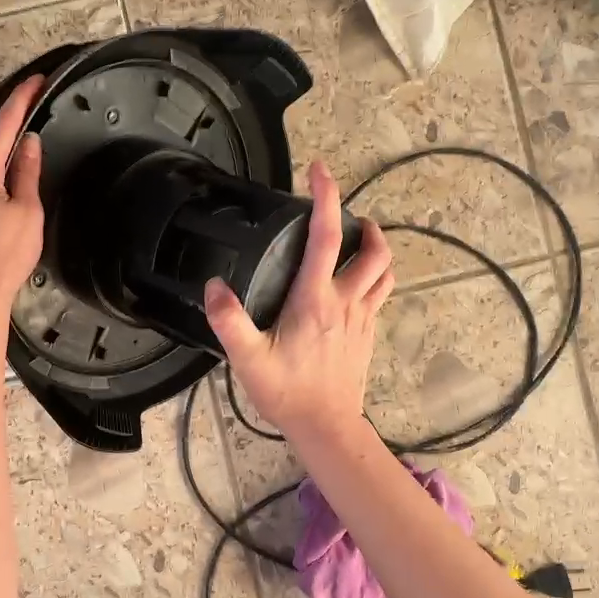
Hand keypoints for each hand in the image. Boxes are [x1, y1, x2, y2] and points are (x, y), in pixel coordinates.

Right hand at [204, 161, 393, 440]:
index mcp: (315, 300)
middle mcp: (345, 303)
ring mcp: (362, 319)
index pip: (326, 236)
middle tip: (344, 213)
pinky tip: (357, 283)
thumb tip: (214, 286)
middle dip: (363, 223)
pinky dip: (376, 277)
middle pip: (372, 250)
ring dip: (378, 249)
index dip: (326, 197)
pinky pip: (380, 295)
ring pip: (385, 272)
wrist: (325, 427)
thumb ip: (228, 321)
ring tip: (362, 239)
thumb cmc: (287, 392)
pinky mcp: (367, 335)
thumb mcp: (247, 358)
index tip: (319, 171)